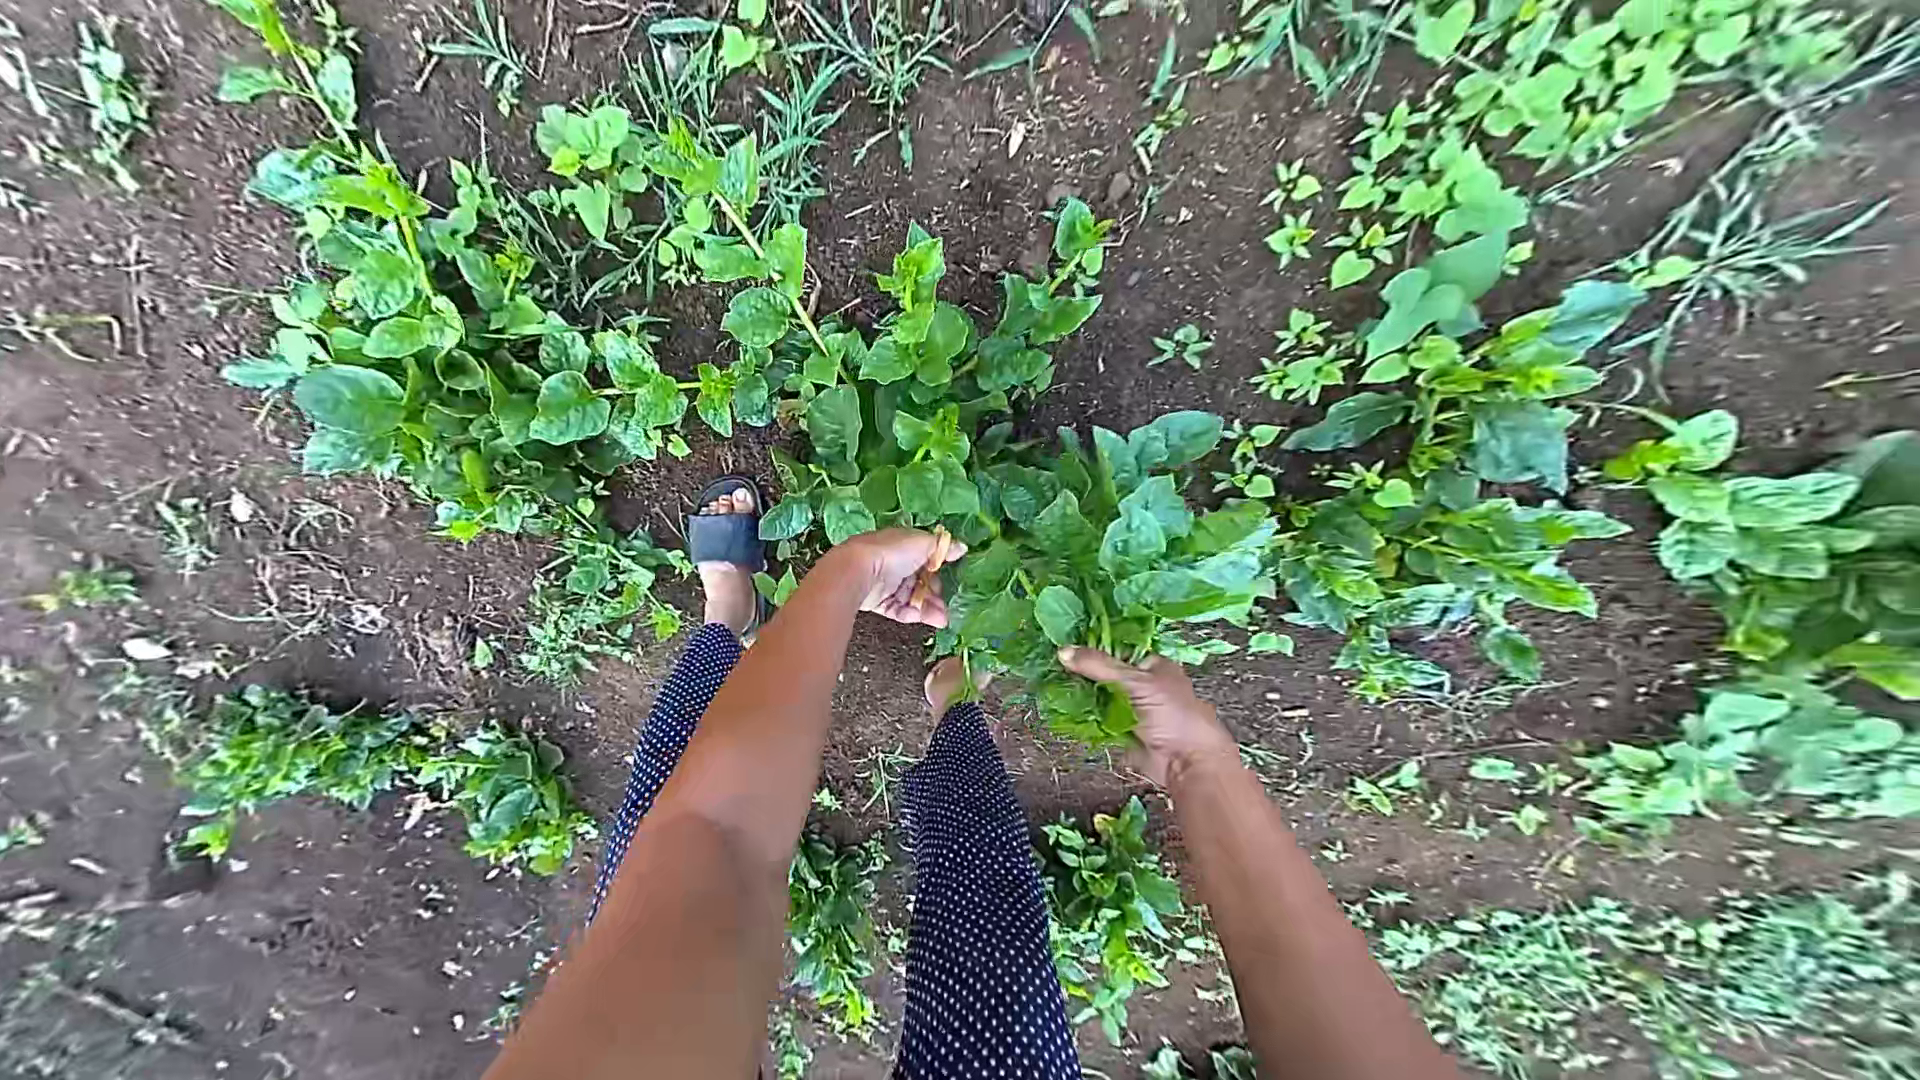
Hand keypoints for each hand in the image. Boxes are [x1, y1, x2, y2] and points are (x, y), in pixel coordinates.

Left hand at [836, 528, 966, 626]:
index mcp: (905, 546)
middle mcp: (896, 564)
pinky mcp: (878, 601)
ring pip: (911, 599)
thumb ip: (943, 548)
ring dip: (927, 609)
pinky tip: (917, 617)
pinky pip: (897, 609)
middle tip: (947, 606)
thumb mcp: (922, 544)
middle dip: (935, 595)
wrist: (858, 571)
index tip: (952, 580)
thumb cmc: (892, 552)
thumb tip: (962, 547)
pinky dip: (908, 614)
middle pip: (921, 583)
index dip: (939, 571)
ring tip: (941, 619)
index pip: (927, 560)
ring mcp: (886, 583)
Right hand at [1057, 646, 1238, 786]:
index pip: (1117, 650)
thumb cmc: (1172, 715)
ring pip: (1099, 696)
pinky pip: (1097, 718)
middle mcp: (1141, 685)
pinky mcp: (1121, 730)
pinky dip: (1083, 714)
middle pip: (1105, 674)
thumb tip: (1063, 651)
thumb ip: (1099, 666)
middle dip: (1082, 673)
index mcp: (1152, 666)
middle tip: (1054, 666)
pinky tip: (1061, 705)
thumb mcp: (1136, 682)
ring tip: (1052, 683)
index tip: (1066, 646)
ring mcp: (1130, 709)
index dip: (1093, 648)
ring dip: (1080, 693)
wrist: (1187, 763)